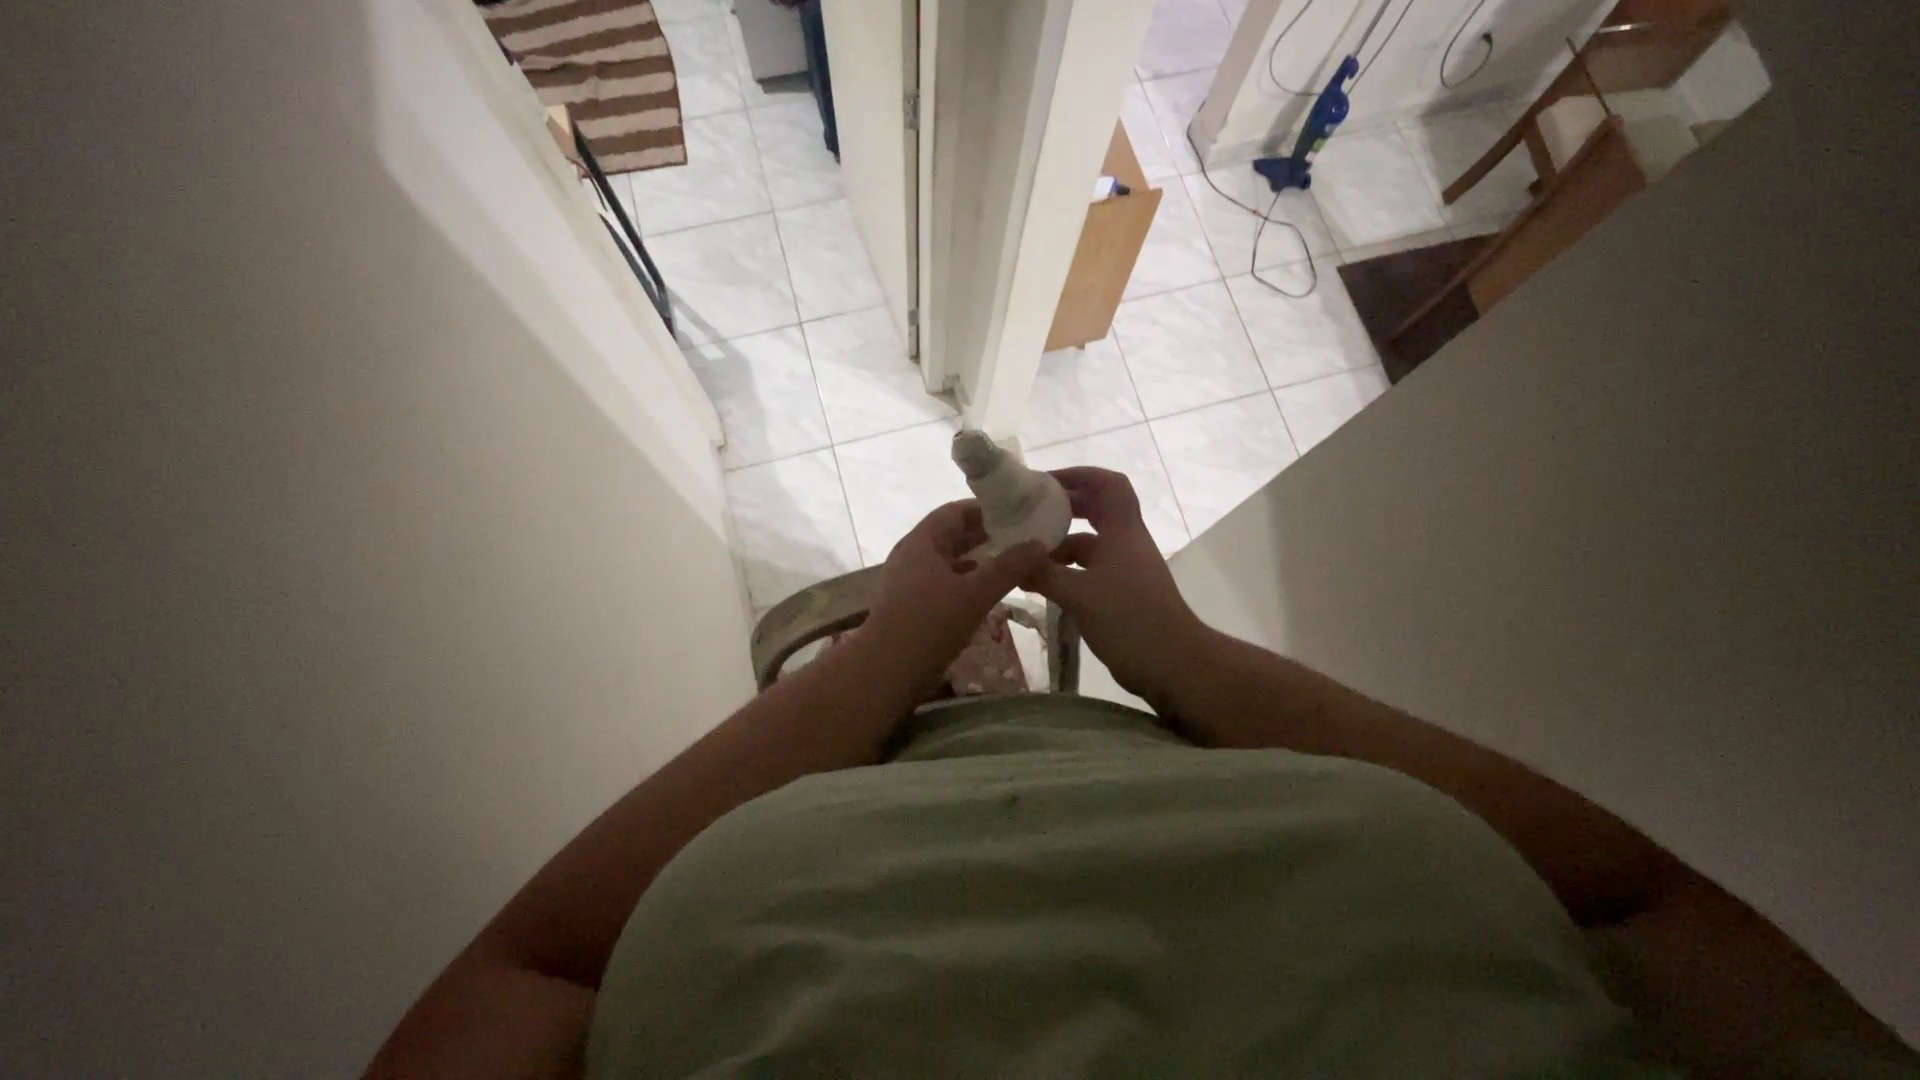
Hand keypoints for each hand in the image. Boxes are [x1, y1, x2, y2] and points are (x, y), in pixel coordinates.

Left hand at [861, 500, 1049, 698]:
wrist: (886, 672)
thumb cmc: (929, 624)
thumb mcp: (975, 593)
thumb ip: (1009, 567)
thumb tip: (1040, 543)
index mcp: (921, 542)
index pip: (955, 511)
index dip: (986, 509)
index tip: (1018, 512)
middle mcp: (912, 555)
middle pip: (951, 535)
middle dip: (985, 535)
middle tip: (1022, 538)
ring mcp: (910, 581)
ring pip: (949, 561)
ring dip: (977, 560)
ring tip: (1011, 563)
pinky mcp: (912, 605)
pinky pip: (944, 582)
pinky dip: (967, 582)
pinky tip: (988, 591)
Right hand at [1021, 467, 1205, 705]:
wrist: (1172, 665)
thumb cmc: (1130, 620)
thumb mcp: (1079, 595)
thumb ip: (1042, 573)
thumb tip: (1008, 559)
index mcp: (1123, 532)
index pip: (1108, 484)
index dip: (1079, 475)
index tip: (1044, 483)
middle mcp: (1125, 543)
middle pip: (1096, 509)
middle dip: (1062, 507)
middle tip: (1026, 512)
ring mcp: (1124, 569)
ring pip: (1089, 542)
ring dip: (1059, 542)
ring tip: (1023, 551)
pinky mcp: (1119, 593)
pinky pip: (1088, 569)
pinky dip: (1065, 569)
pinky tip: (1039, 582)